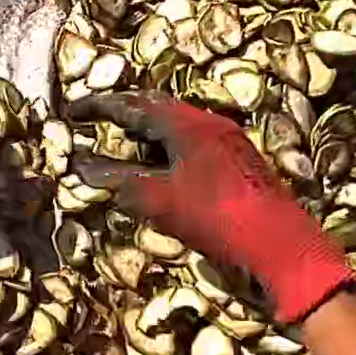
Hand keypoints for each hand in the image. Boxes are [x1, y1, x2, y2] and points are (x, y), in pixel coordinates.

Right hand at [67, 91, 355, 324]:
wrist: (284, 247)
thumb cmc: (216, 218)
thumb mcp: (158, 200)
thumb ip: (117, 180)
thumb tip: (81, 168)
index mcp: (187, 124)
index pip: (132, 106)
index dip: (98, 107)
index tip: (72, 110)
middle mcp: (208, 123)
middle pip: (156, 107)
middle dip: (122, 111)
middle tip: (95, 117)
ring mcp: (226, 141)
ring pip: (175, 124)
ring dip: (144, 129)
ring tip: (120, 139)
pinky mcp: (236, 161)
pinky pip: (189, 141)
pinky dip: (163, 146)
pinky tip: (157, 164)